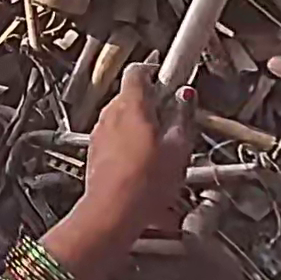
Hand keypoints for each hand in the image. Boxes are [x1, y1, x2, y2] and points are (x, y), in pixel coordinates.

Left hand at [45, 66, 195, 279]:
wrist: (114, 208)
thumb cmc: (145, 182)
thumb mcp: (178, 148)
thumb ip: (182, 117)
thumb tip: (186, 98)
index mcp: (131, 105)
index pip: (139, 71)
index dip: (156, 70)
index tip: (170, 76)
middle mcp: (110, 112)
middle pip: (132, 95)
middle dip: (153, 103)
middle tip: (174, 119)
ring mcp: (100, 129)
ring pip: (123, 115)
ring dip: (141, 123)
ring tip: (161, 146)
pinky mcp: (95, 147)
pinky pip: (114, 134)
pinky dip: (129, 140)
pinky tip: (144, 161)